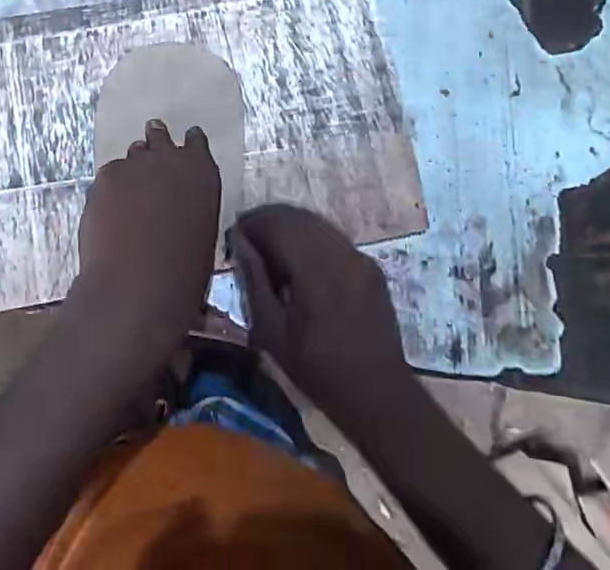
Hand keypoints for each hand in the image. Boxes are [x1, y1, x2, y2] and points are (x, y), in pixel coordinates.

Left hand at [69, 120, 220, 361]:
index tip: (182, 150)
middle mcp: (170, 158)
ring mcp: (134, 164)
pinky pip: (108, 177)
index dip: (188, 145)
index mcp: (202, 171)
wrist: (138, 285)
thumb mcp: (202, 232)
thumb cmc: (183, 271)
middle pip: (159, 137)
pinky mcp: (105, 177)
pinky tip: (109, 214)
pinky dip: (109, 191)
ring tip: (128, 195)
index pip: (196, 141)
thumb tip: (177, 209)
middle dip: (154, 144)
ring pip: (131, 157)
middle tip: (150, 156)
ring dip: (131, 170)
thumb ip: (190, 206)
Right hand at [229, 204, 411, 414]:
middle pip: (299, 217)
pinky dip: (311, 239)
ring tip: (269, 248)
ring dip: (290, 227)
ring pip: (318, 224)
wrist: (376, 392)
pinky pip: (334, 239)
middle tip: (247, 238)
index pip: (278, 223)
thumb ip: (254, 280)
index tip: (233, 235)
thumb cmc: (316, 369)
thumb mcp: (272, 331)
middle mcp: (341, 252)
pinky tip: (300, 263)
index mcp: (315, 268)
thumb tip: (240, 242)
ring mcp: (359, 257)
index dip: (252, 223)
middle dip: (269, 220)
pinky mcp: (370, 266)